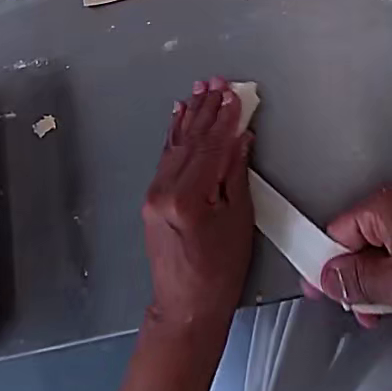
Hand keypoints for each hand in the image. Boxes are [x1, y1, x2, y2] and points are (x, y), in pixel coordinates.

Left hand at [140, 78, 253, 329]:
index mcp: (188, 198)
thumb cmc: (220, 271)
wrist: (185, 307)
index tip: (235, 96)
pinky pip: (166, 156)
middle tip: (218, 83)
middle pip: (191, 140)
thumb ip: (236, 173)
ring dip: (191, 115)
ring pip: (176, 144)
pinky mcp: (151, 197)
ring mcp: (154, 192)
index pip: (211, 147)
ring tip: (201, 89)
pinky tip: (179, 115)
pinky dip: (174, 133)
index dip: (226, 119)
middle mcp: (165, 190)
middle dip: (207, 109)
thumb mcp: (238, 219)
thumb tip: (240, 138)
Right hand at [308, 184, 391, 343]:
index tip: (316, 287)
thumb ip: (356, 281)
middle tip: (359, 308)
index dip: (321, 263)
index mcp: (385, 205)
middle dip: (354, 277)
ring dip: (380, 283)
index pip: (334, 229)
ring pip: (383, 250)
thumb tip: (332, 276)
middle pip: (357, 238)